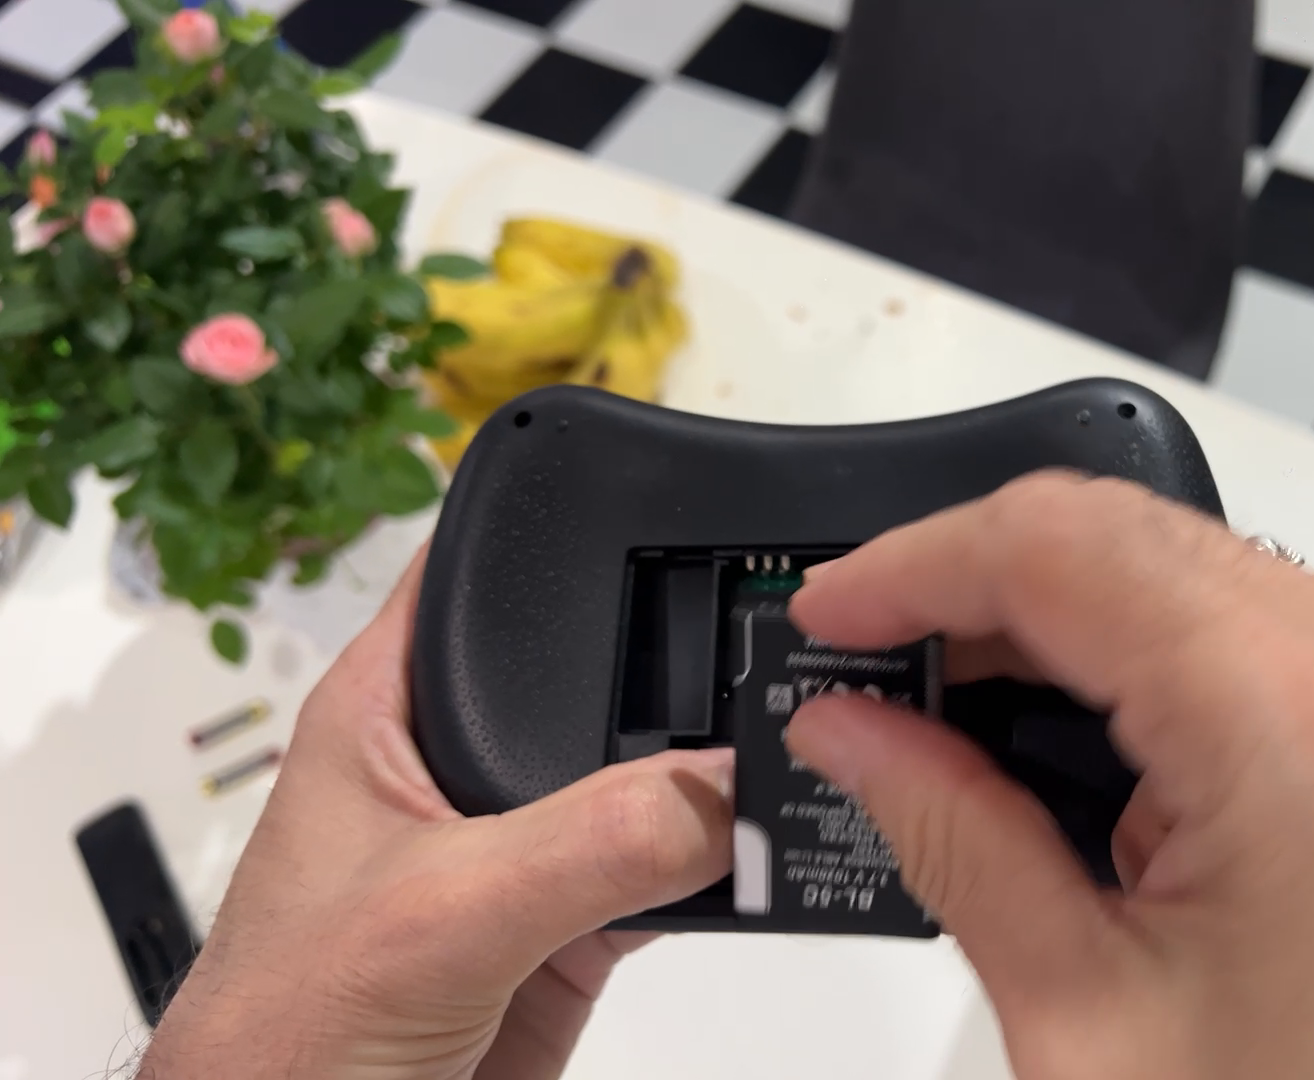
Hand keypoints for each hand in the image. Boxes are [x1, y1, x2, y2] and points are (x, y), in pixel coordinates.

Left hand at [140, 549, 732, 1078]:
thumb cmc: (280, 1057)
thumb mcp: (433, 920)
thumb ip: (586, 841)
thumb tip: (727, 788)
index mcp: (402, 702)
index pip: (495, 574)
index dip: (580, 535)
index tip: (690, 529)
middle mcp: (482, 751)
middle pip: (609, 664)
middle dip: (689, 658)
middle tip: (773, 656)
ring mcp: (546, 826)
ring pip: (661, 760)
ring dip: (719, 765)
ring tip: (785, 750)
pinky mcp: (597, 895)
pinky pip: (691, 844)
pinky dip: (735, 845)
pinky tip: (768, 836)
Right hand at [785, 473, 1313, 1078]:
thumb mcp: (1090, 1025)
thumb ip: (951, 836)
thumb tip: (848, 731)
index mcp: (1303, 732)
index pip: (1058, 550)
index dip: (917, 563)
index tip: (833, 608)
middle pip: (1115, 534)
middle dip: (972, 579)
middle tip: (880, 659)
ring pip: (1172, 560)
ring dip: (1048, 608)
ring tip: (958, 694)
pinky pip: (1235, 611)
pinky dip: (1128, 637)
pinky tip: (1070, 711)